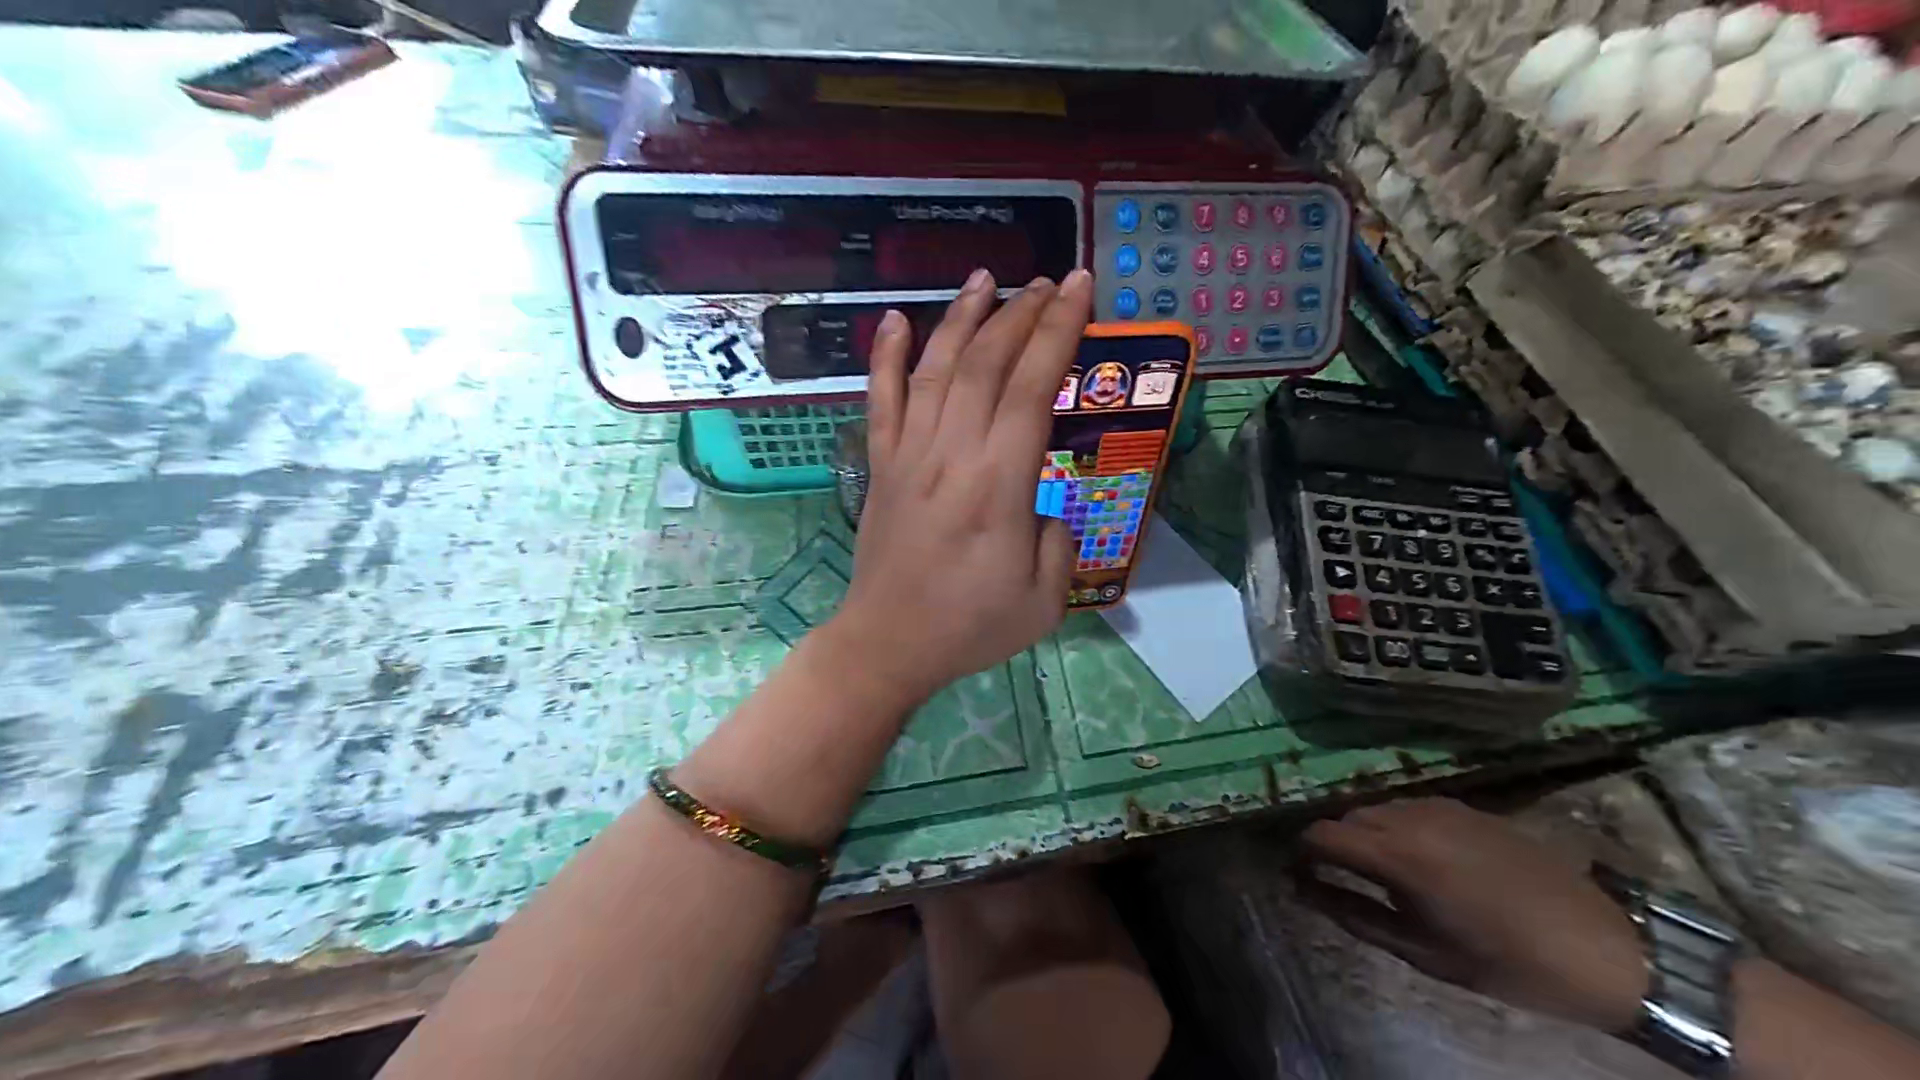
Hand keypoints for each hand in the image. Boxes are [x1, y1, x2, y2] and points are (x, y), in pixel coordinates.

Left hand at [828, 268, 1090, 704]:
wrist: (889, 643)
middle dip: (1020, 314)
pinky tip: (894, 319)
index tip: (1077, 289)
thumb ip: (1058, 539)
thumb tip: (1044, 503)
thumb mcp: (1045, 598)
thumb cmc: (971, 626)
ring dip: (962, 318)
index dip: (1058, 331)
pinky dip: (886, 356)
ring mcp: (908, 455)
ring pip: (935, 369)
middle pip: (986, 364)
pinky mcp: (880, 465)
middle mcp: (952, 454)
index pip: (1033, 388)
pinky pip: (880, 400)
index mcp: (1000, 485)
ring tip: (986, 279)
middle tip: (1045, 283)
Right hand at [1302, 797, 1648, 1032]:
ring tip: (1379, 870)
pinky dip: (1396, 827)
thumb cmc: (1509, 960)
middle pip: (1345, 817)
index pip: (1320, 834)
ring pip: (1376, 809)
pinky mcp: (1464, 806)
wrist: (1607, 945)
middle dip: (1333, 844)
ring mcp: (1438, 806)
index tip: (1301, 875)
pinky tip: (1419, 858)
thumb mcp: (1425, 952)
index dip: (1301, 853)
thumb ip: (1355, 915)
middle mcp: (1408, 817)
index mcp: (1397, 854)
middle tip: (1338, 878)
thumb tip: (1303, 891)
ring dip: (1365, 834)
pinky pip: (1407, 808)